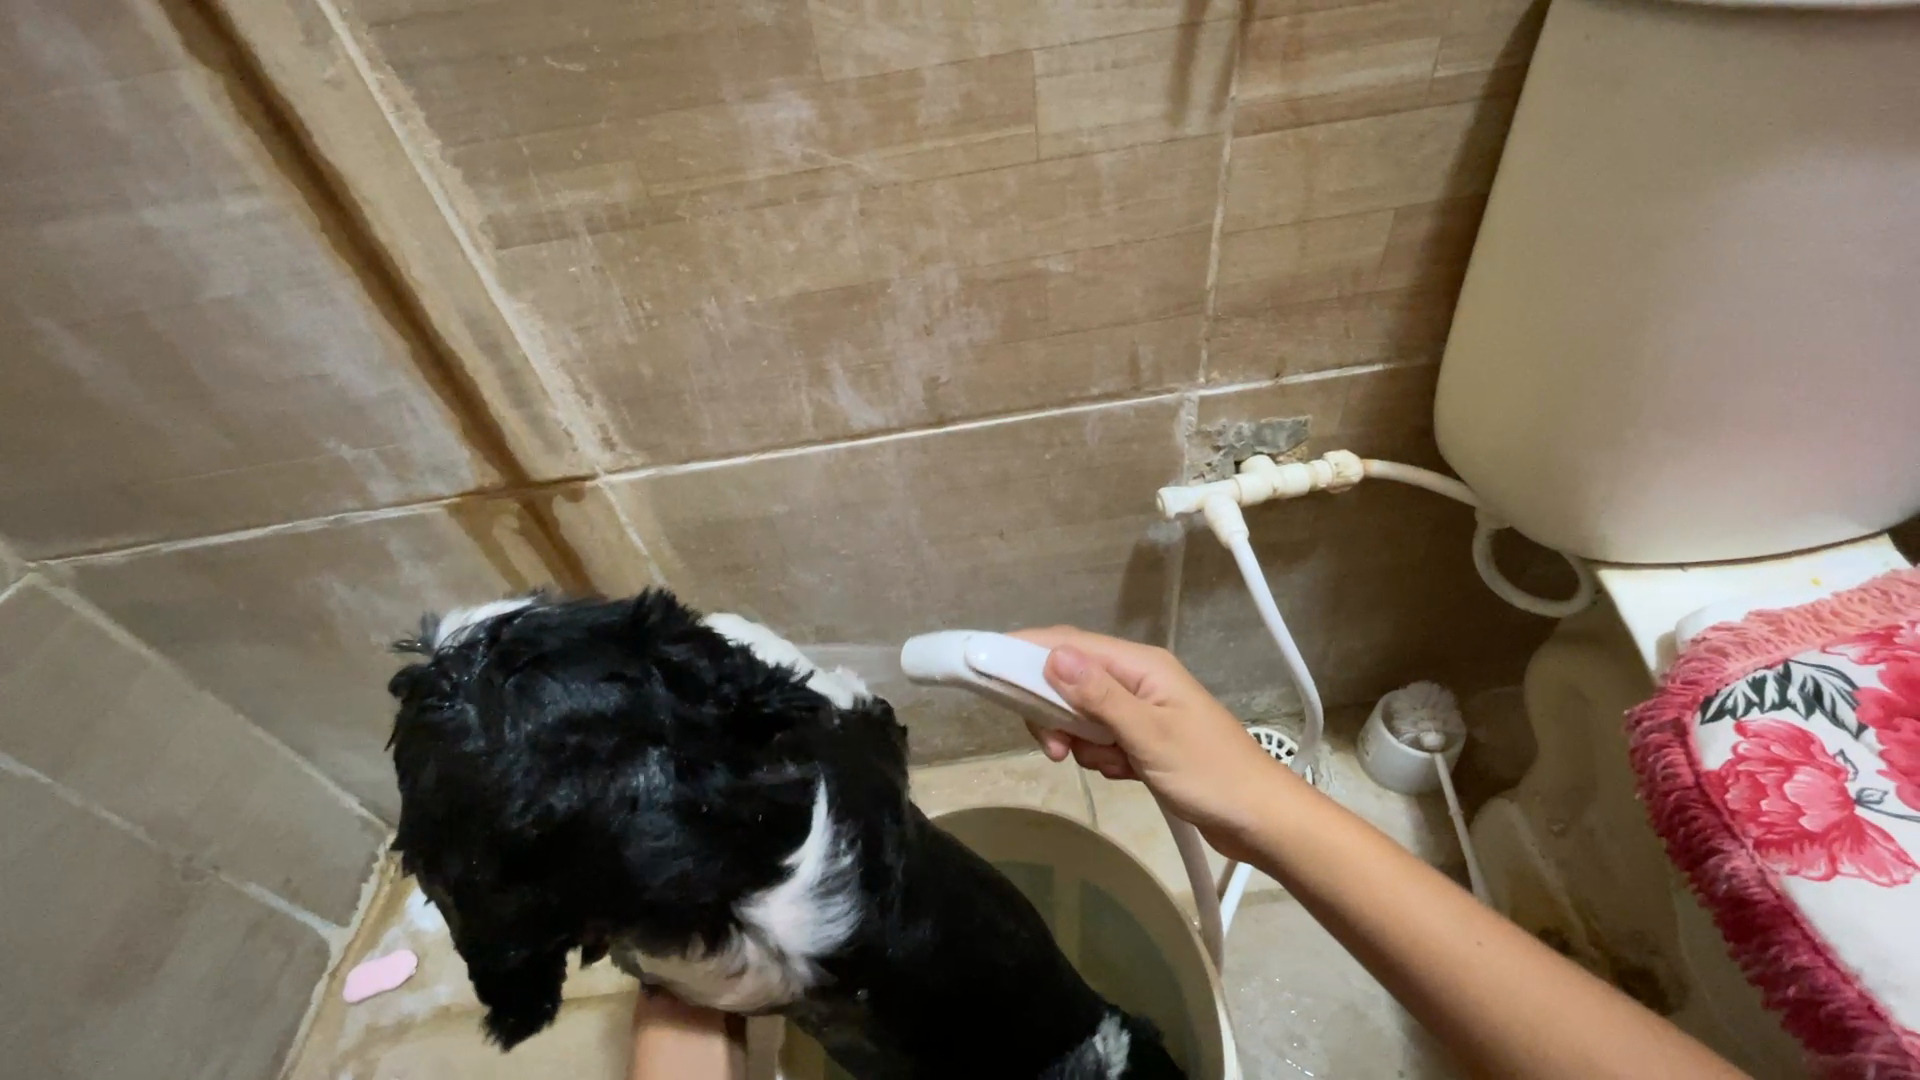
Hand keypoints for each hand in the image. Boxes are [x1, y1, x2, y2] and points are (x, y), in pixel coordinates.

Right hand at [1010, 627, 1292, 851]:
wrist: (1260, 820)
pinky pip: (1099, 737)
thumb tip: (1052, 655)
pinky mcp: (1140, 736)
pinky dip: (1102, 756)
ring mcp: (1138, 708)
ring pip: (1080, 713)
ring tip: (1113, 765)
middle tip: (1059, 750)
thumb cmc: (1209, 774)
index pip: (1070, 644)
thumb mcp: (1149, 734)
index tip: (986, 668)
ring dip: (1083, 741)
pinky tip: (1126, 773)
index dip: (1025, 651)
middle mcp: (1136, 678)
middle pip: (1069, 679)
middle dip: (1056, 713)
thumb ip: (1099, 695)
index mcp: (1140, 665)